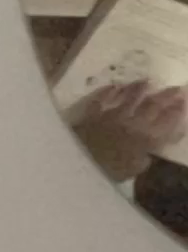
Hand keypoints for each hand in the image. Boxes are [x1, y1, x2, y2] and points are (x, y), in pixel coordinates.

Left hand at [69, 81, 187, 181]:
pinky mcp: (89, 116)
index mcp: (148, 138)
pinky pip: (99, 101)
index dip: (178, 109)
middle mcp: (132, 124)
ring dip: (138, 89)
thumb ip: (148, 152)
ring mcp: (109, 118)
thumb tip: (153, 142)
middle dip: (166, 95)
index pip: (169, 120)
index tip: (185, 99)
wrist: (74, 164)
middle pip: (152, 106)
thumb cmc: (108, 170)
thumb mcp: (137, 167)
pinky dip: (106, 93)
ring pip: (128, 100)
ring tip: (146, 80)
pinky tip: (113, 86)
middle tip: (176, 87)